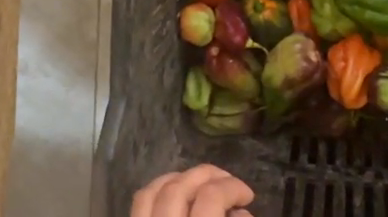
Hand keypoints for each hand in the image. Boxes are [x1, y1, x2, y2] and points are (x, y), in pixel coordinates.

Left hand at [131, 165, 254, 216]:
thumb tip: (242, 212)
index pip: (210, 198)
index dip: (232, 188)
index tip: (248, 195)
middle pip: (180, 187)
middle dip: (208, 176)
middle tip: (228, 183)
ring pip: (153, 190)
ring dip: (181, 178)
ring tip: (202, 184)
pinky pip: (139, 203)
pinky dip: (157, 189)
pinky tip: (174, 192)